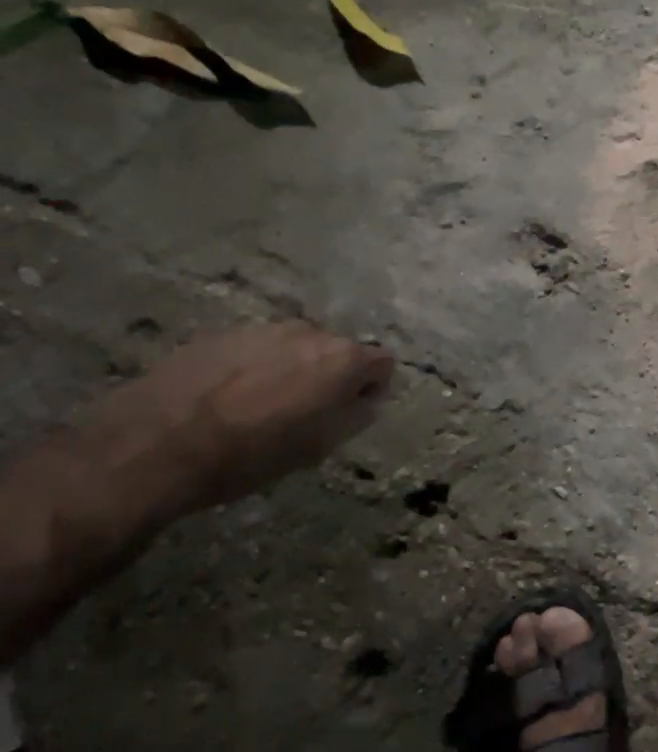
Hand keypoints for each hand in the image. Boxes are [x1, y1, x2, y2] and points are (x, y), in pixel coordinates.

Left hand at [104, 322, 394, 509]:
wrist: (150, 448)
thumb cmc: (251, 453)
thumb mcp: (321, 445)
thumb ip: (358, 413)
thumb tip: (367, 398)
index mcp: (343, 358)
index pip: (382, 363)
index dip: (371, 389)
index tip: (348, 414)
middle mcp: (309, 332)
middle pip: (336, 351)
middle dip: (327, 376)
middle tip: (302, 413)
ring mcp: (258, 331)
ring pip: (291, 348)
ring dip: (287, 370)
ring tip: (257, 407)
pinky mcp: (213, 337)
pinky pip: (250, 351)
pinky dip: (248, 370)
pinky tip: (221, 401)